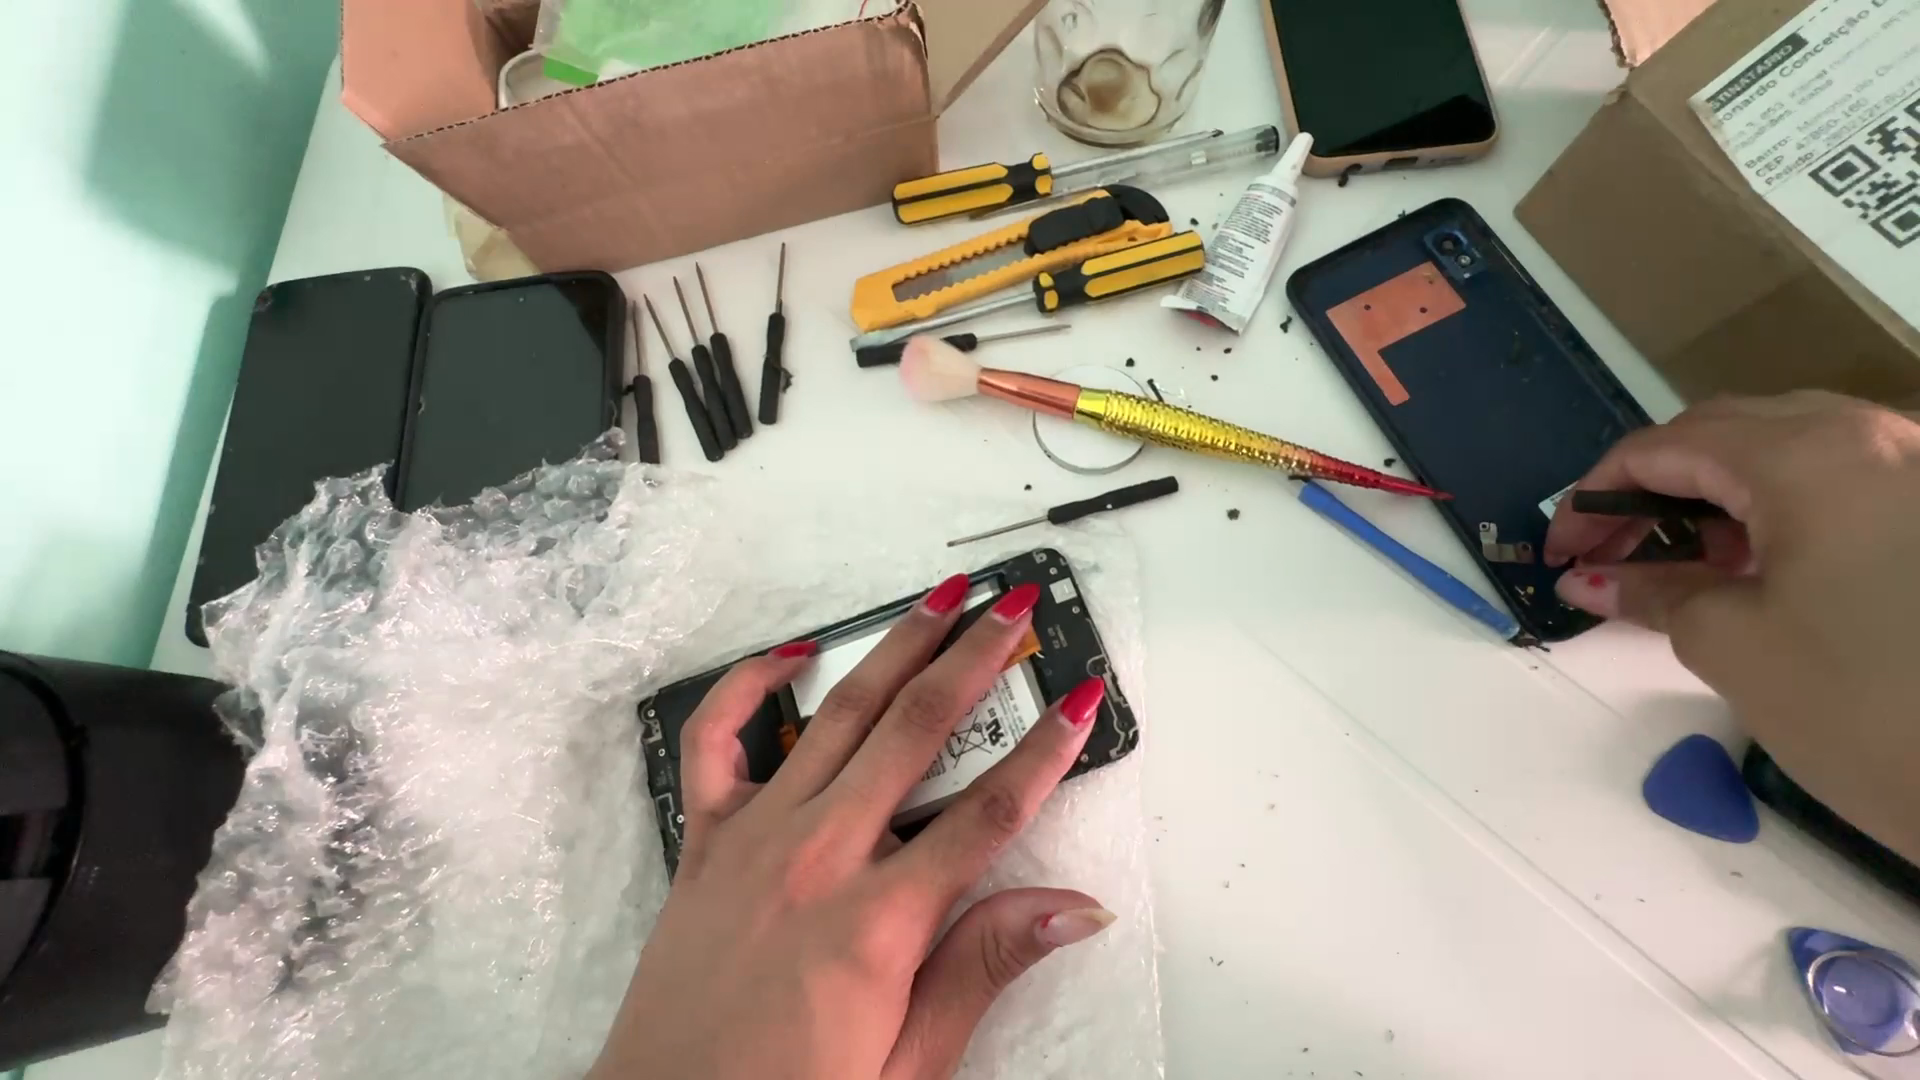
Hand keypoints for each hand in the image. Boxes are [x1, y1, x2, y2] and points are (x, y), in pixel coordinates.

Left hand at [590, 576, 1112, 1079]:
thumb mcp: (909, 1065)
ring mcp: (757, 834)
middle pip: (917, 730)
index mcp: (876, 923)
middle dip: (975, 659)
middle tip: (1011, 608)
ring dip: (896, 647)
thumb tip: (1072, 909)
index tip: (1079, 700)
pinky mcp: (708, 835)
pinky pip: (719, 736)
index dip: (1044, 751)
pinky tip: (794, 655)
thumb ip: (983, 968)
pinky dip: (750, 683)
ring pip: (841, 713)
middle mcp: (818, 857)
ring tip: (939, 600)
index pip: (989, 813)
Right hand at [1545, 391, 1919, 861]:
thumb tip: (1588, 579)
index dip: (1591, 497)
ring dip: (1714, 496)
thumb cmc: (1872, 703)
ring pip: (1791, 452)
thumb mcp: (1728, 644)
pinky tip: (1763, 567)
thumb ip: (1650, 593)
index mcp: (1811, 459)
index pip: (1661, 449)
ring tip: (1680, 562)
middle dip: (1649, 485)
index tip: (1560, 552)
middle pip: (1727, 433)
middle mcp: (1884, 442)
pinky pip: (1848, 483)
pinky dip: (1779, 510)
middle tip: (1608, 550)